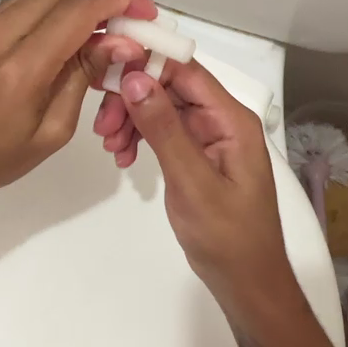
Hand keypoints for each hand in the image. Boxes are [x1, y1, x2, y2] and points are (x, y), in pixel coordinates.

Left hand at [0, 0, 155, 206]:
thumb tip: (119, 41)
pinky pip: (20, 3)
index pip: (77, 10)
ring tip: (111, 14)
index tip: (146, 11)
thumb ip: (82, 77)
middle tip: (135, 8)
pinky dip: (54, 4)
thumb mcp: (50, 132)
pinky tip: (74, 22)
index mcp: (18, 69)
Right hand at [83, 53, 292, 303]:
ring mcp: (207, 137)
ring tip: (110, 147)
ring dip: (130, 119)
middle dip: (131, 98)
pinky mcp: (195, 153)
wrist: (245, 282)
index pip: (185, 70)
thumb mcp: (192, 181)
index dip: (145, 64)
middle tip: (102, 127)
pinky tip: (122, 157)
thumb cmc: (226, 236)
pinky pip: (161, 130)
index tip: (106, 74)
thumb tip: (133, 79)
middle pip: (168, 87)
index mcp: (230, 119)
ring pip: (160, 107)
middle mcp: (220, 119)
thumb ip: (163, 128)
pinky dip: (138, 137)